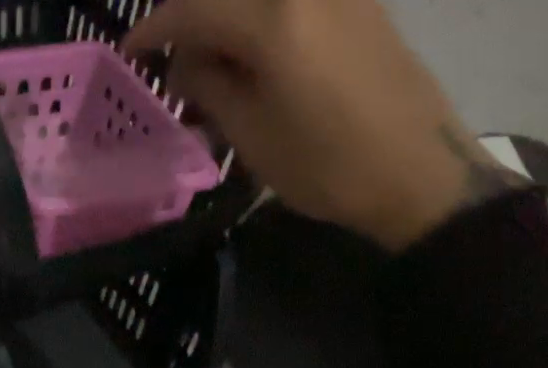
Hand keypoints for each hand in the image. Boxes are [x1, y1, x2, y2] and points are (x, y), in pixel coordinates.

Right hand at [123, 0, 521, 250]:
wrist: (418, 170)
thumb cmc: (327, 164)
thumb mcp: (252, 135)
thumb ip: (208, 86)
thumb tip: (185, 63)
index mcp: (273, 16)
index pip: (192, 8)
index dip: (153, 32)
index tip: (130, 56)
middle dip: (192, 24)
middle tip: (174, 68)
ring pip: (259, 0)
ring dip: (228, 26)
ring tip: (215, 72)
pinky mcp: (359, 2)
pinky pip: (291, 4)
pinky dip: (262, 24)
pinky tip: (254, 62)